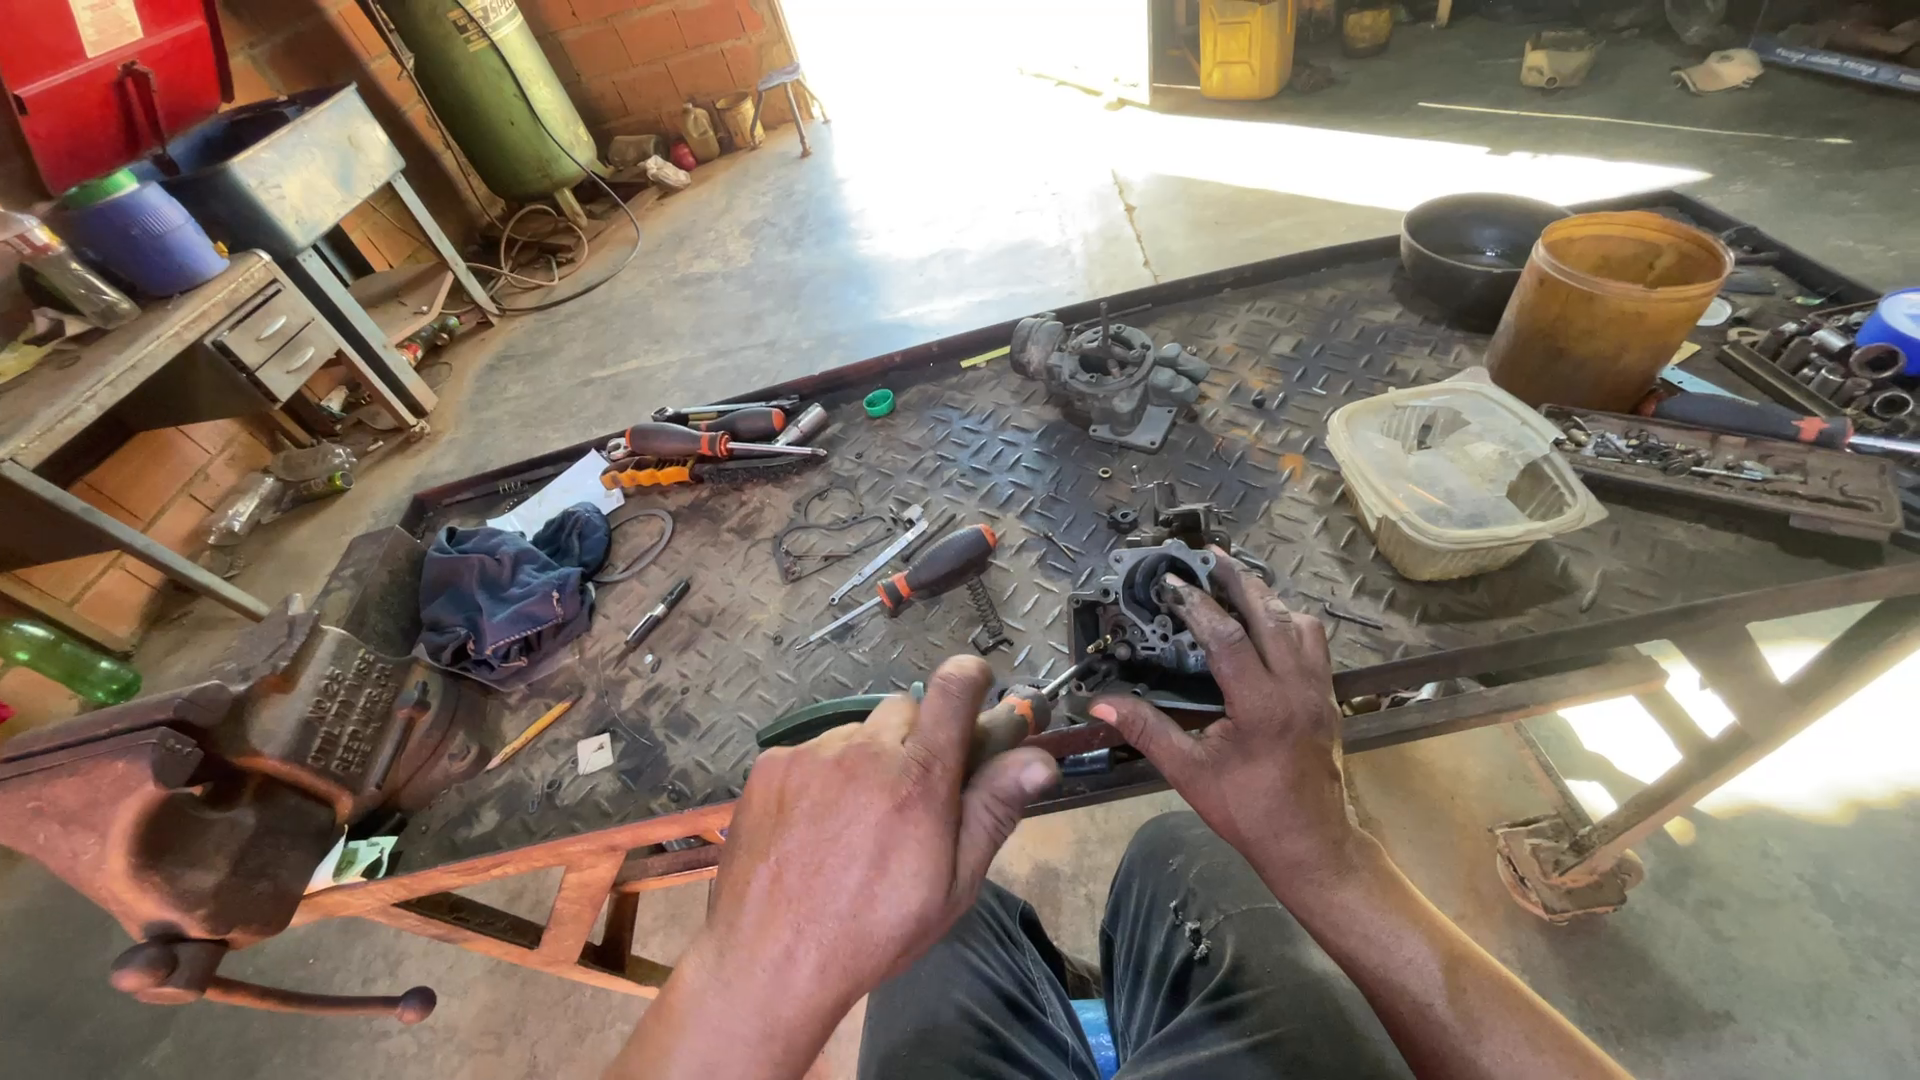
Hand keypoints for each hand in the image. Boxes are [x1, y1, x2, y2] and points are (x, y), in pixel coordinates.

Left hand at [700, 656, 1059, 1009]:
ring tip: (853, 821)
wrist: (768, 962)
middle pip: (904, 711)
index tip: (976, 690)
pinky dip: (821, 776)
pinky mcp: (771, 765)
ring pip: (856, 733)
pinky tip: (813, 826)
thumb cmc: (875, 931)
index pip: (953, 689)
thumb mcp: (953, 885)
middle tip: (909, 792)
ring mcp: (811, 753)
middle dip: (915, 739)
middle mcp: (864, 749)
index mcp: (918, 777)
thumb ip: (994, 811)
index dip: (971, 678)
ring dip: (866, 760)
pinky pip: (812, 751)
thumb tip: (1041, 759)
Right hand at [1091, 553, 1360, 882]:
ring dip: (1269, 598)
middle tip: (1212, 556)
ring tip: (1238, 583)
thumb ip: (1147, 730)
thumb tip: (1102, 703)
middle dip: (1240, 580)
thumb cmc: (1249, 811)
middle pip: (1271, 614)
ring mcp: (1320, 691)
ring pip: (1301, 624)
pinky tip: (1267, 625)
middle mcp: (1297, 688)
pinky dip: (1289, 622)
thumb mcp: (1189, 773)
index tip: (1172, 582)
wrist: (1313, 845)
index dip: (1197, 604)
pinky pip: (1315, 643)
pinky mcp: (1328, 698)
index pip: (1227, 637)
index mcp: (1262, 706)